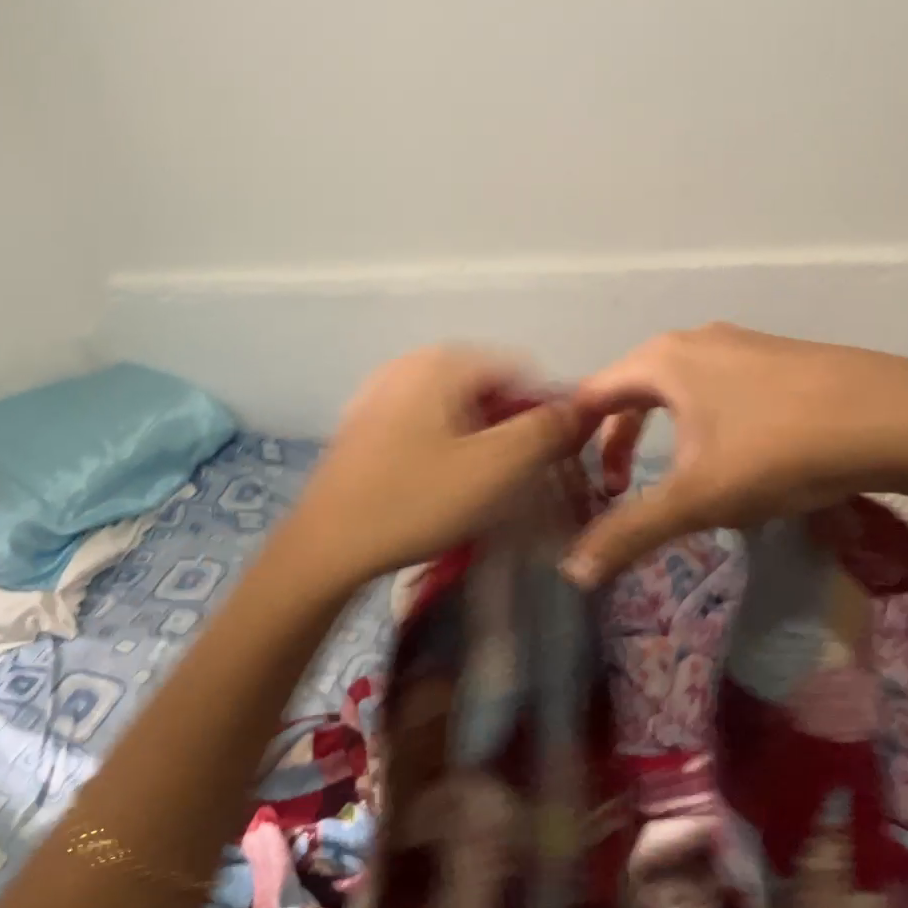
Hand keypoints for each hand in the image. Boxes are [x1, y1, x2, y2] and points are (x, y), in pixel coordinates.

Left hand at [286, 346, 582, 582]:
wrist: (325, 546)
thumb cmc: (414, 503)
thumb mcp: (496, 469)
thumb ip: (547, 431)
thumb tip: (582, 407)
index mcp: (443, 361)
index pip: (525, 372)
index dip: (549, 416)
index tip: (554, 464)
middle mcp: (409, 364)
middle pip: (488, 391)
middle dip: (512, 433)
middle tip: (518, 484)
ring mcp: (380, 394)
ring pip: (456, 413)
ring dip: (480, 447)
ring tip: (479, 494)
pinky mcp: (364, 426)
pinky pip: (424, 429)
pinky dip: (445, 454)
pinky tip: (439, 492)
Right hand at [565, 324, 907, 586]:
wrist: (903, 420)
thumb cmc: (778, 451)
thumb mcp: (695, 499)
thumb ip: (629, 533)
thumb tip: (572, 574)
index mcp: (660, 361)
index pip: (589, 395)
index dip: (569, 438)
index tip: (569, 481)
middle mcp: (694, 340)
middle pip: (631, 391)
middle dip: (617, 442)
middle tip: (618, 488)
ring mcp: (743, 345)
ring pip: (678, 391)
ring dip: (662, 435)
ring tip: (676, 479)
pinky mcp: (782, 359)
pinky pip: (719, 389)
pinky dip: (704, 424)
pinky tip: (736, 460)